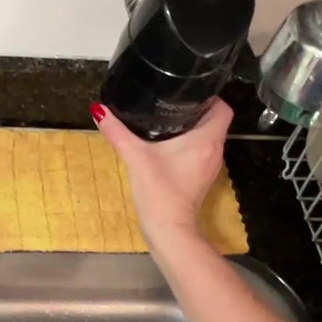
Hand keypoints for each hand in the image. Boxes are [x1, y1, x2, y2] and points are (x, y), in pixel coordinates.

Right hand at [93, 98, 231, 242]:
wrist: (169, 230)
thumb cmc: (159, 191)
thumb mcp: (135, 157)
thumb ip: (117, 132)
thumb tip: (98, 108)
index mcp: (206, 139)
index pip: (223, 108)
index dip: (209, 96)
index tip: (187, 91)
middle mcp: (214, 150)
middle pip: (214, 120)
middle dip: (196, 108)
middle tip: (171, 99)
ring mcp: (210, 165)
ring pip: (207, 136)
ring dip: (192, 126)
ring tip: (166, 116)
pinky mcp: (201, 176)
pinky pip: (200, 150)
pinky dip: (188, 142)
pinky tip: (166, 142)